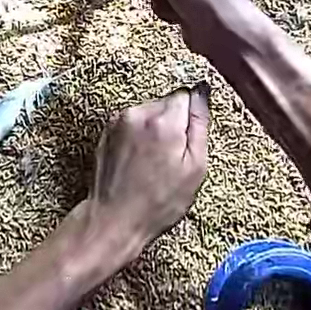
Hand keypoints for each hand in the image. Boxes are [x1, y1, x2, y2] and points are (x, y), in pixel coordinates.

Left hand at [73, 85, 211, 265]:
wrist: (115, 218)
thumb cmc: (159, 202)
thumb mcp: (195, 167)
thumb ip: (200, 123)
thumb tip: (203, 91)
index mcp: (164, 121)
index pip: (187, 95)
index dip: (192, 118)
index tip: (188, 140)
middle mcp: (139, 113)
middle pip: (167, 102)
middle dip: (174, 123)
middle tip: (172, 157)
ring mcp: (120, 120)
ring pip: (150, 111)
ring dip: (155, 128)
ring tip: (153, 161)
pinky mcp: (107, 128)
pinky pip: (133, 121)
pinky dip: (139, 135)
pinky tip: (139, 160)